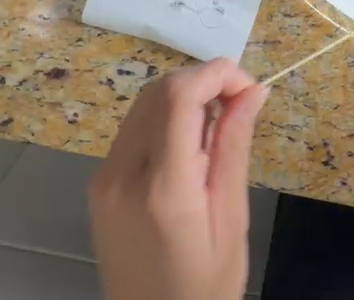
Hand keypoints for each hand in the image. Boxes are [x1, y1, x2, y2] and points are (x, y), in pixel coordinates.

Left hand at [89, 58, 269, 299]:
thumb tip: (254, 90)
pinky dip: (167, 117)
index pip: (180, 96)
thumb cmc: (205, 287)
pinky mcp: (100, 183)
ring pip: (145, 102)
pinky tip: (189, 144)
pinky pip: (135, 127)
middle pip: (161, 90)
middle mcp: (122, 174)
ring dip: (186, 96)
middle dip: (205, 82)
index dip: (217, 74)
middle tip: (239, 107)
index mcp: (162, 188)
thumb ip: (235, 148)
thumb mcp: (231, 219)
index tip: (249, 89)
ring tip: (217, 126)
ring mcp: (104, 178)